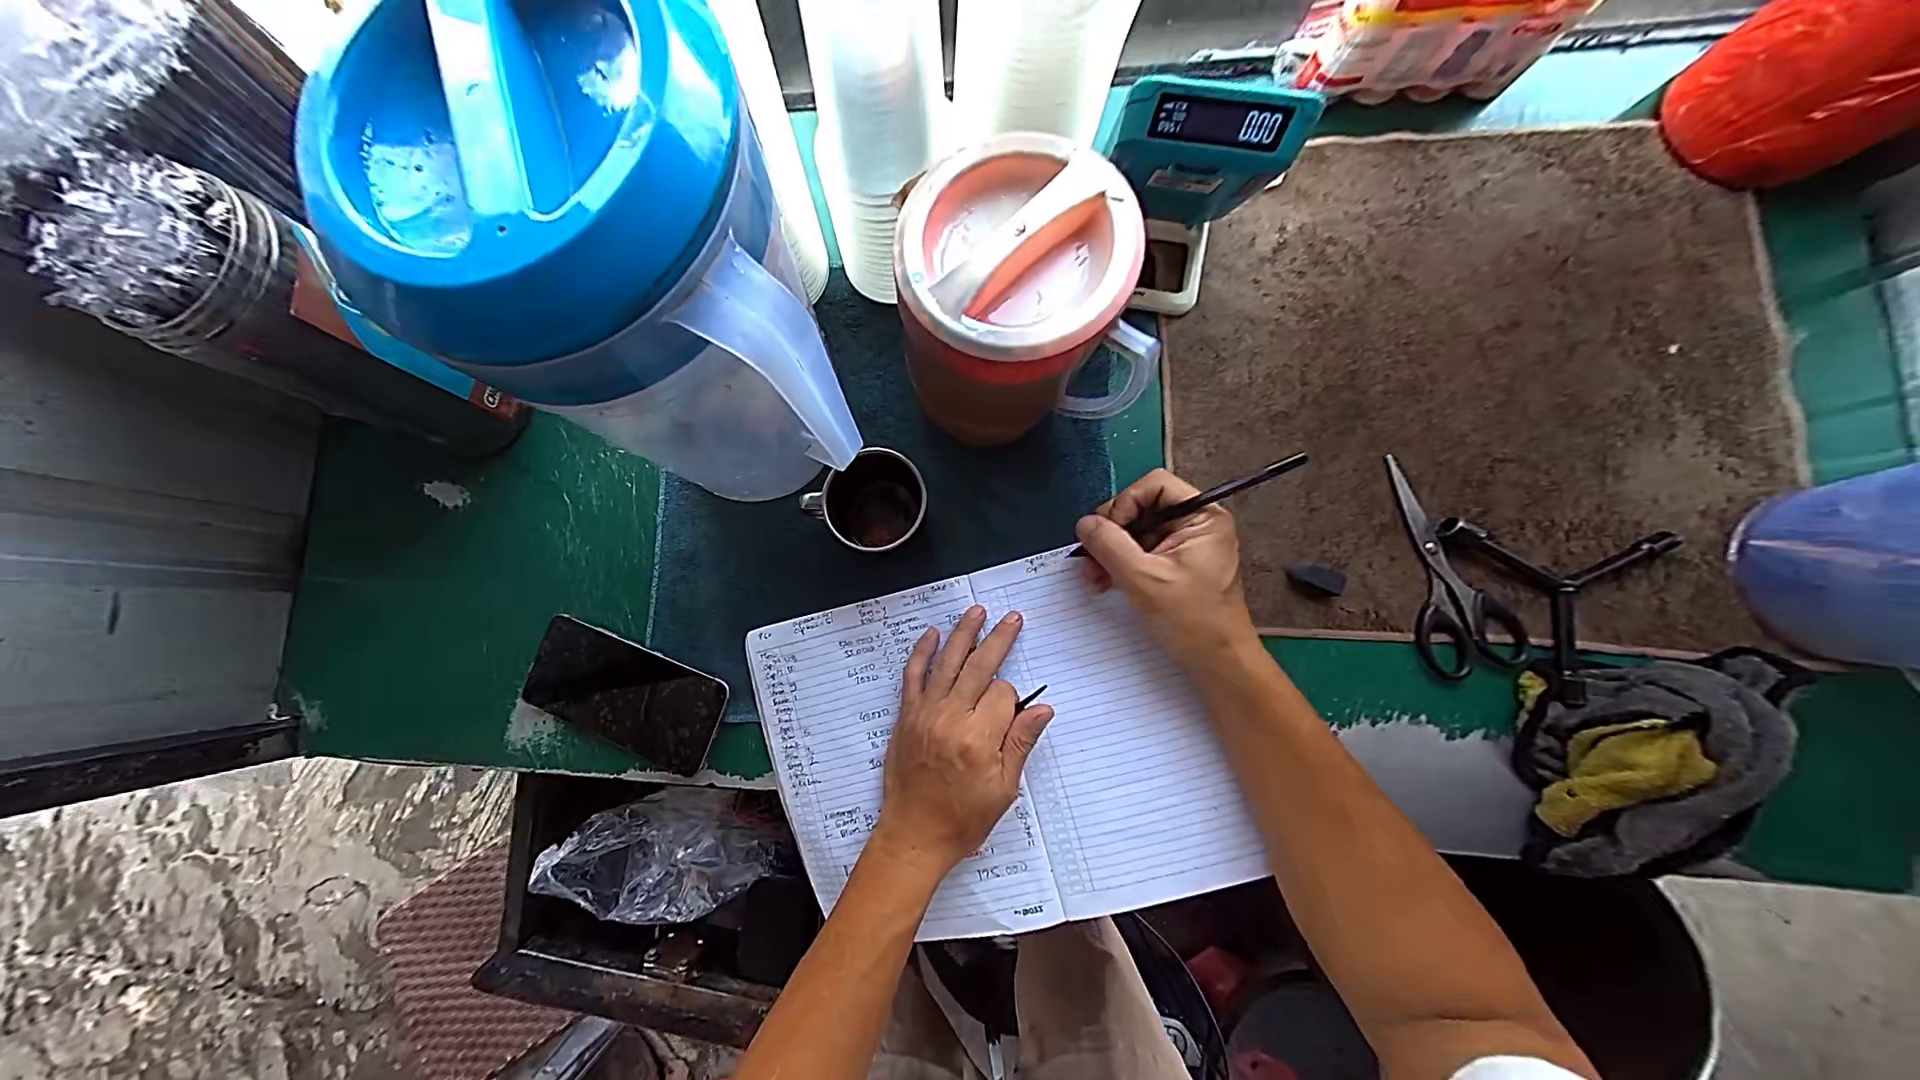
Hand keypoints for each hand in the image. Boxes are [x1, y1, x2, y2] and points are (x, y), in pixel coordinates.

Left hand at [871, 605, 1054, 874]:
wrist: (914, 836)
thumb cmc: (960, 820)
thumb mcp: (1003, 789)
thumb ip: (1021, 743)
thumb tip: (1042, 710)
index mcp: (978, 739)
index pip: (1004, 695)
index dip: (1014, 699)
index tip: (1013, 713)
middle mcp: (950, 719)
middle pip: (980, 667)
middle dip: (999, 639)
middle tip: (1012, 619)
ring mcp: (925, 714)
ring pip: (948, 663)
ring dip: (965, 634)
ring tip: (977, 612)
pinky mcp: (907, 716)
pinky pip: (913, 676)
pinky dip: (922, 653)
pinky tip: (932, 635)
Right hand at [1076, 468, 1259, 666]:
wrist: (1217, 663)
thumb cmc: (1196, 623)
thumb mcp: (1144, 579)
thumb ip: (1110, 545)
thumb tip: (1085, 523)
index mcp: (1203, 518)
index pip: (1154, 486)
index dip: (1125, 504)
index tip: (1108, 532)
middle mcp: (1197, 525)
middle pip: (1141, 508)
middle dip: (1112, 533)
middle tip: (1092, 558)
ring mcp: (1186, 546)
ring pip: (1136, 532)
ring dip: (1111, 552)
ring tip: (1095, 576)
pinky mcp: (1175, 565)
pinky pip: (1140, 552)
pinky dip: (1120, 564)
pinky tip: (1105, 580)